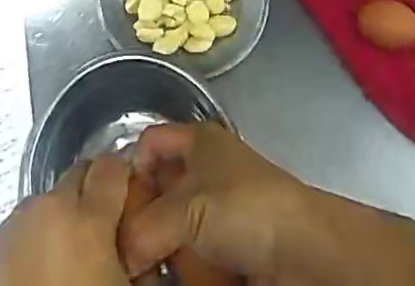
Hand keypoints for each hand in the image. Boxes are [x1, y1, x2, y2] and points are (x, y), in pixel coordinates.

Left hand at [0, 155, 132, 285]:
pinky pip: (31, 218)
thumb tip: (146, 244)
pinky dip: (44, 229)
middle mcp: (50, 205)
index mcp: (86, 217)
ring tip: (78, 252)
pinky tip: (51, 264)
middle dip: (97, 191)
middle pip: (82, 172)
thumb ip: (140, 252)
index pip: (113, 164)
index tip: (136, 201)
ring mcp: (20, 219)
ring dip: (69, 210)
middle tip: (110, 229)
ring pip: (55, 194)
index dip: (127, 179)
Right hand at [119, 123, 316, 280]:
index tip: (109, 202)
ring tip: (135, 267)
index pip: (149, 142)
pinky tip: (161, 278)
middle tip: (116, 243)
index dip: (128, 166)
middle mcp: (203, 171)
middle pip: (156, 189)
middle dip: (136, 215)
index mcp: (197, 141)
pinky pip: (187, 254)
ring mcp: (215, 211)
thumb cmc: (245, 208)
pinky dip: (174, 267)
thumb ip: (143, 229)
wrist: (305, 253)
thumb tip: (117, 258)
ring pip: (169, 226)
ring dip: (153, 247)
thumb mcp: (186, 211)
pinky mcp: (225, 246)